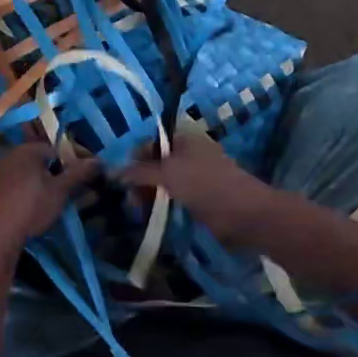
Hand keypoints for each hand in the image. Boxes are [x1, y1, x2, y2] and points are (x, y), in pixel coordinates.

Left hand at [0, 143, 98, 247]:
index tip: (74, 181)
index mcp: (28, 150)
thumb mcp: (60, 191)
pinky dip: (23, 190)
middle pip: (39, 159)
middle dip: (53, 172)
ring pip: (26, 171)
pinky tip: (27, 206)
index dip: (68, 163)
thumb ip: (78, 173)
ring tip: (46, 201)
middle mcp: (11, 155)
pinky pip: (13, 183)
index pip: (55, 149)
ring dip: (38, 182)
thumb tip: (98, 160)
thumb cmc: (32, 207)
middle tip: (62, 192)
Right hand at [117, 132, 274, 244]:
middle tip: (132, 202)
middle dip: (140, 180)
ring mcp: (196, 177)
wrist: (245, 215)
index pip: (150, 143)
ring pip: (163, 183)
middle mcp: (190, 155)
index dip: (134, 158)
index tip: (122, 179)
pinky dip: (162, 206)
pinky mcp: (200, 199)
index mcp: (185, 140)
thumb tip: (112, 171)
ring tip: (140, 212)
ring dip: (149, 196)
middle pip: (155, 163)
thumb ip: (139, 172)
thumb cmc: (206, 186)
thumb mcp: (168, 173)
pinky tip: (152, 216)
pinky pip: (174, 198)